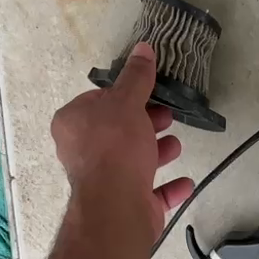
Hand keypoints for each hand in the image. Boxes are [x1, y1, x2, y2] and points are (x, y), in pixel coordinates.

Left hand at [49, 42, 195, 234]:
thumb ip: (137, 77)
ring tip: (177, 145)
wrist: (118, 206)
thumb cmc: (115, 147)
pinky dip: (169, 188)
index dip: (124, 97)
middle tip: (166, 116)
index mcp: (72, 125)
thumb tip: (144, 49)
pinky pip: (150, 195)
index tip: (147, 94)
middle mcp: (83, 155)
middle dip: (145, 125)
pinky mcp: (126, 209)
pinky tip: (186, 182)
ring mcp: (105, 186)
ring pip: (134, 165)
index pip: (98, 102)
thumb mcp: (127, 102)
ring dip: (158, 154)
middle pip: (118, 134)